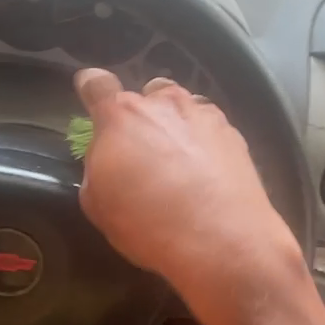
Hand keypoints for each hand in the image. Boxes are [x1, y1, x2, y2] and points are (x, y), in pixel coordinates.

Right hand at [73, 69, 299, 300]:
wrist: (222, 240)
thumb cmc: (148, 224)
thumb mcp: (98, 203)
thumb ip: (97, 166)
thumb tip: (110, 156)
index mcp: (121, 117)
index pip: (97, 85)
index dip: (91, 86)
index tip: (90, 89)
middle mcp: (163, 105)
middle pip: (147, 93)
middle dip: (141, 114)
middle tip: (142, 147)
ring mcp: (203, 115)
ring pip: (182, 105)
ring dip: (174, 122)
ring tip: (177, 158)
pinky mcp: (234, 133)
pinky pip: (208, 126)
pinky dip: (202, 140)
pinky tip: (205, 171)